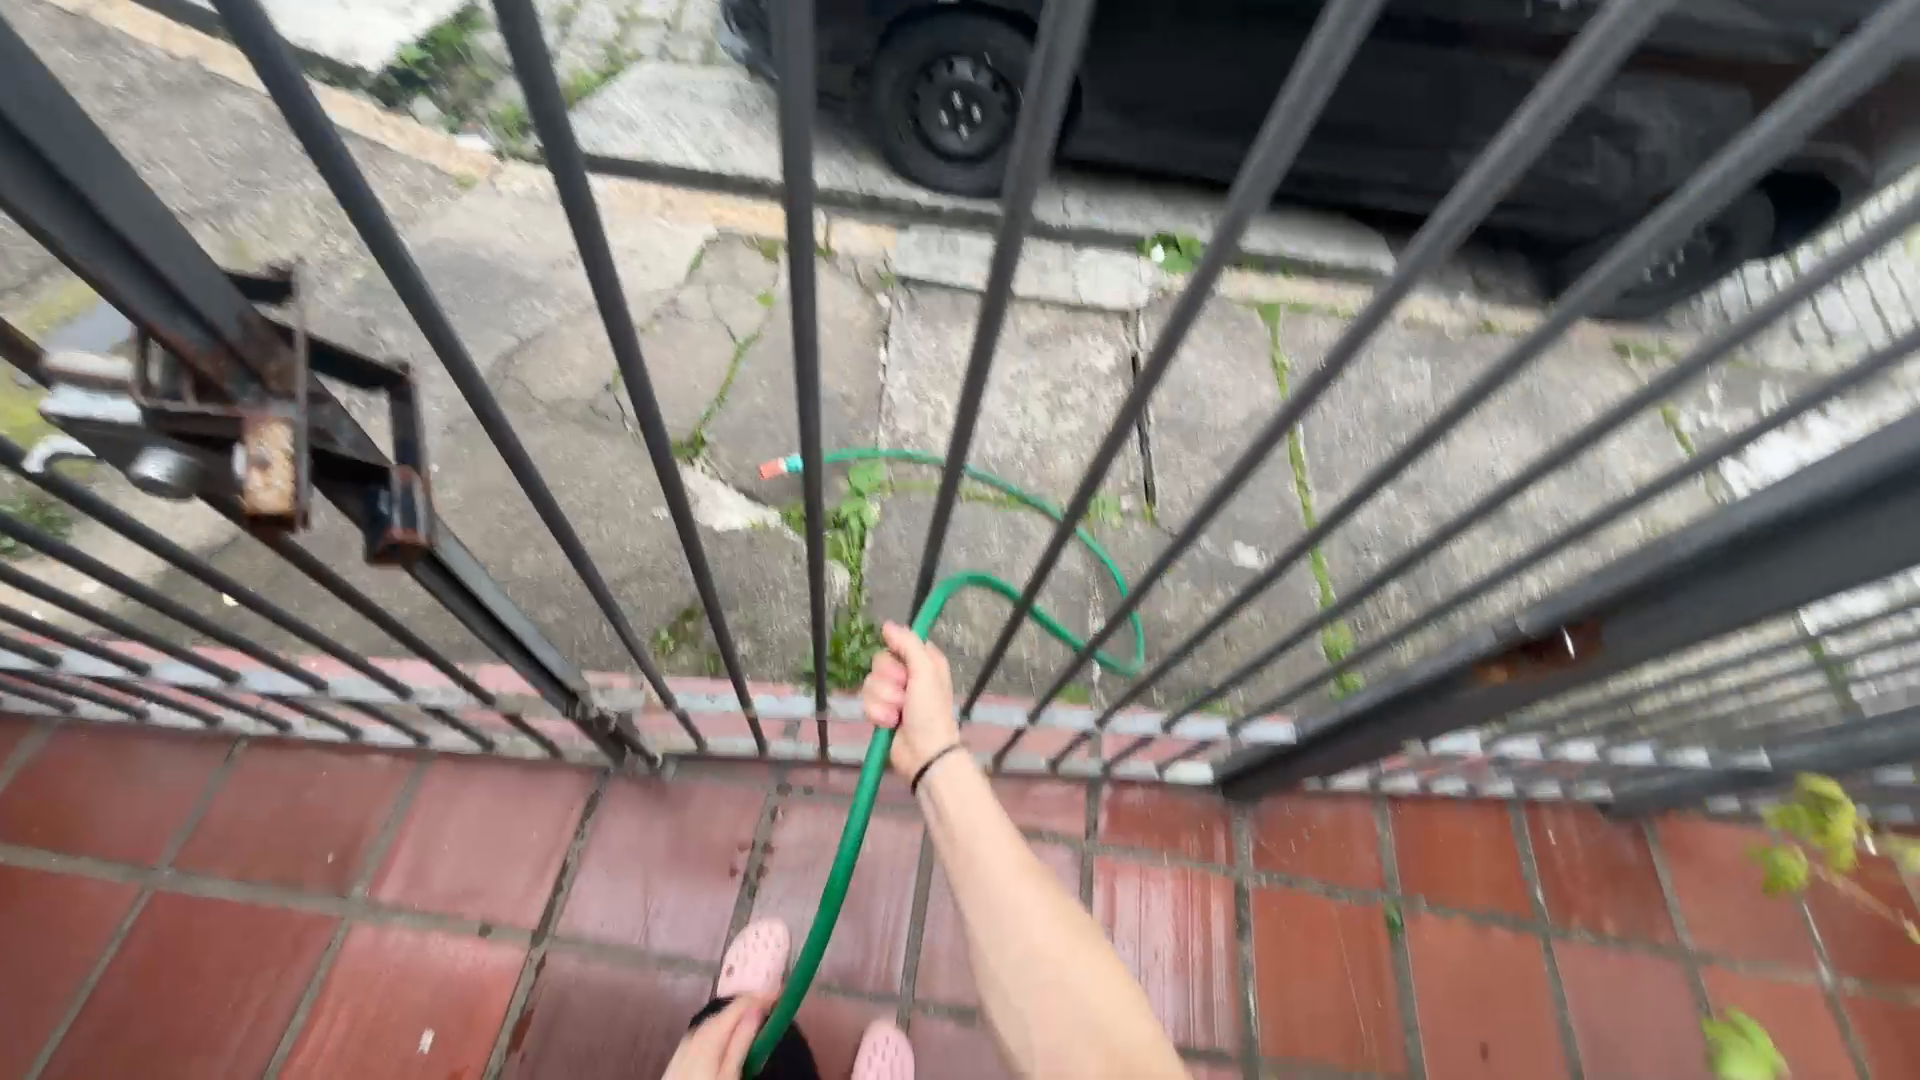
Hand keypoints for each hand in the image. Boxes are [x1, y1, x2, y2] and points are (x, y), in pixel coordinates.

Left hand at [661, 994, 768, 1079]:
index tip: (781, 999)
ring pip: (717, 1021)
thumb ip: (742, 1042)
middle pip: (727, 1010)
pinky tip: (728, 1040)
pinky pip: (706, 1033)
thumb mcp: (729, 1076)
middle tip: (772, 1012)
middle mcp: (696, 1031)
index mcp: (711, 1033)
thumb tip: (758, 1008)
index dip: (763, 997)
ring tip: (755, 1025)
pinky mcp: (680, 1055)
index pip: (740, 1003)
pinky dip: (722, 1030)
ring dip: (736, 1019)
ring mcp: (686, 1042)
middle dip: (750, 1007)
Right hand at [862, 621, 960, 779]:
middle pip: (880, 662)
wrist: (923, 752)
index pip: (899, 643)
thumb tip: (887, 624)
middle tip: (904, 693)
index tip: (904, 665)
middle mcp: (909, 674)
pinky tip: (890, 723)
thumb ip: (908, 644)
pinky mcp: (881, 711)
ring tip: (898, 713)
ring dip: (884, 700)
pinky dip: (878, 713)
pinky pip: (866, 702)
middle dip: (889, 681)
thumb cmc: (930, 710)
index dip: (897, 654)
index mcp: (924, 661)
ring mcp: (894, 694)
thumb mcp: (926, 671)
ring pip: (870, 682)